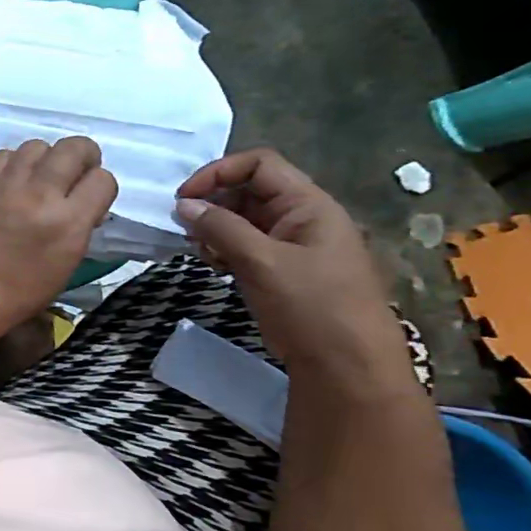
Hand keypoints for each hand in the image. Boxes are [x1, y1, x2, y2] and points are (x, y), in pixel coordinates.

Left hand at [0, 137, 117, 346]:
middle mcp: (40, 195)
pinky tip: (11, 181)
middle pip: (74, 147)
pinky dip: (13, 163)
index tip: (91, 199)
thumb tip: (80, 205)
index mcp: (68, 223)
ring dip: (45, 158)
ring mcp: (6, 186)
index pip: (103, 179)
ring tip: (40, 178)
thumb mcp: (64, 266)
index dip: (99, 188)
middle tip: (74, 175)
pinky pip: (3, 156)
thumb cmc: (16, 295)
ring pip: (37, 145)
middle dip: (82, 157)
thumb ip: (78, 227)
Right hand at [175, 148, 412, 387]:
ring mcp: (292, 244)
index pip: (258, 164)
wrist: (347, 366)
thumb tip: (183, 205)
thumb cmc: (311, 306)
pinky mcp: (282, 269)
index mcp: (309, 205)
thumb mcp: (261, 262)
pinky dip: (223, 248)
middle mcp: (302, 217)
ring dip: (214, 228)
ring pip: (243, 218)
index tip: (184, 198)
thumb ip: (220, 228)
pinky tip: (214, 265)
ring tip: (201, 251)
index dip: (218, 172)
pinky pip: (246, 244)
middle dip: (212, 203)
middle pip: (248, 189)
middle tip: (186, 229)